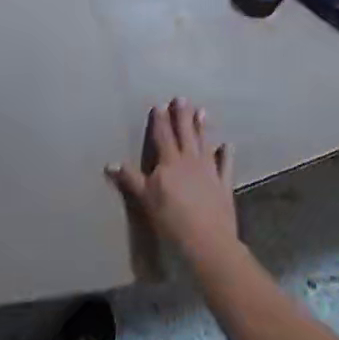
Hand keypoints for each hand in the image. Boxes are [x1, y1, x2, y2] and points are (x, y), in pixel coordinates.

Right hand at [107, 98, 238, 270]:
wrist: (206, 240)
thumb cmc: (171, 219)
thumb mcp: (146, 198)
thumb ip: (131, 178)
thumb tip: (110, 163)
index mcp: (169, 163)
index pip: (163, 137)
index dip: (160, 121)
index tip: (160, 105)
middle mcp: (189, 161)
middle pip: (185, 134)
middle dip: (182, 116)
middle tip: (182, 99)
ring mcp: (209, 172)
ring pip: (204, 144)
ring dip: (203, 128)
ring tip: (202, 112)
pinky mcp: (223, 185)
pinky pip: (225, 166)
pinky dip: (227, 155)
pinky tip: (228, 145)